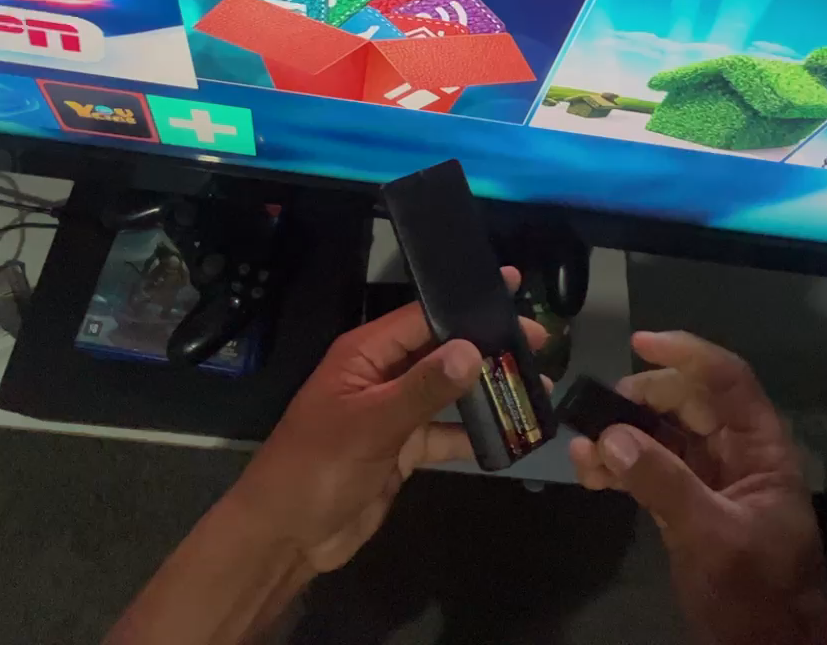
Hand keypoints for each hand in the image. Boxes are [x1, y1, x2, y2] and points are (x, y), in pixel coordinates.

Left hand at [227, 268, 546, 571]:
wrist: (287, 538)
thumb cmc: (317, 467)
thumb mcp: (371, 423)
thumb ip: (423, 388)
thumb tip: (472, 349)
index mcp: (367, 353)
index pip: (424, 316)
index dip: (467, 303)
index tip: (513, 288)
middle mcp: (383, 374)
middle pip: (442, 351)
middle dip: (487, 346)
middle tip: (539, 342)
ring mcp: (394, 412)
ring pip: (449, 392)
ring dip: (487, 391)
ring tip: (537, 386)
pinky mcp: (402, 448)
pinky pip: (445, 432)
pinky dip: (474, 434)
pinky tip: (511, 436)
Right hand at [570, 332, 826, 644]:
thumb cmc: (759, 595)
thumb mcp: (715, 537)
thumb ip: (666, 483)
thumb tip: (611, 435)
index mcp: (759, 447)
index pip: (728, 380)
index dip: (687, 354)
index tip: (639, 343)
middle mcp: (732, 451)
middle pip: (684, 401)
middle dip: (640, 399)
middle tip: (600, 409)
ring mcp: (705, 476)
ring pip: (658, 433)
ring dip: (619, 434)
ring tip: (583, 450)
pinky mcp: (682, 501)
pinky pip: (645, 466)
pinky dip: (616, 465)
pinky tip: (586, 471)